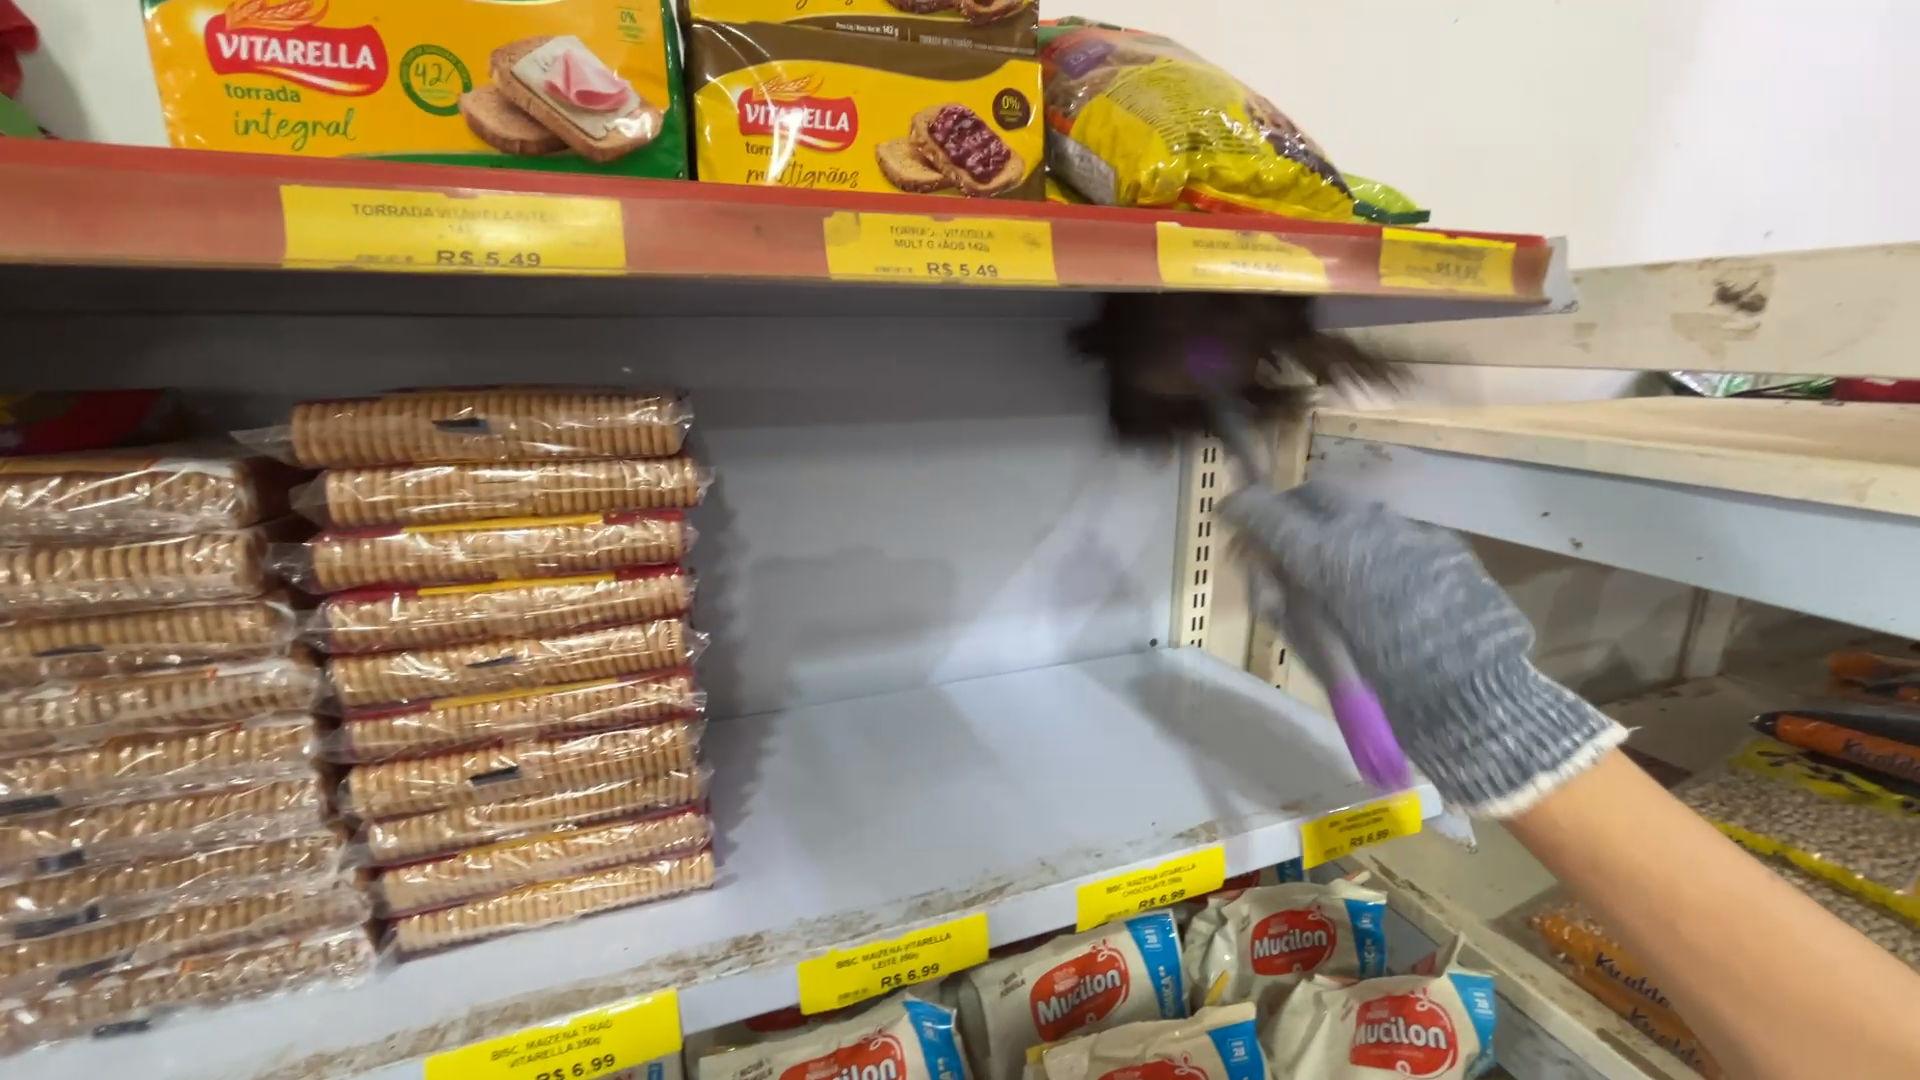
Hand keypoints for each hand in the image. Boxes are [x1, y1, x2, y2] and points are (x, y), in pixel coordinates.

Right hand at [1220, 483, 1624, 816]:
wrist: (1471, 692)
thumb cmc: (1375, 677)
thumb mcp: (1306, 641)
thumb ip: (1276, 595)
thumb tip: (1259, 563)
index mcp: (1320, 553)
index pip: (1265, 511)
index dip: (1241, 509)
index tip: (1228, 512)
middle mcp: (1359, 527)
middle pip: (1311, 494)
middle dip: (1289, 510)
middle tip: (1281, 540)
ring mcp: (1405, 530)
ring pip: (1354, 510)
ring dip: (1332, 526)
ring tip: (1334, 563)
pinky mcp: (1440, 542)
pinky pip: (1392, 530)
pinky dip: (1372, 544)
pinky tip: (1380, 579)